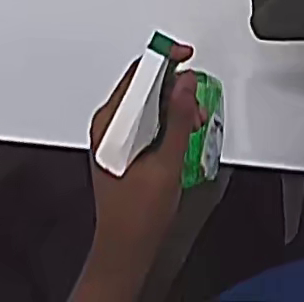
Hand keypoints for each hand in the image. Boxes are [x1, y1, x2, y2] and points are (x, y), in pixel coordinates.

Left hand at [86, 43, 206, 263]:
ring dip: (175, 103)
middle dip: (175, 87)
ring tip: (191, 122)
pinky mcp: (125, 140)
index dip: (164, 58)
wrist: (126, 249)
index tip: (186, 55)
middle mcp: (109, 123)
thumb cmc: (138, 214)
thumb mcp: (166, 162)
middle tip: (194, 103)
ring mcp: (116, 132)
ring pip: (150, 97)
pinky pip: (149, 112)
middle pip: (145, 83)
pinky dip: (169, 115)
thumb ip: (177, 118)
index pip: (138, 73)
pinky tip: (183, 129)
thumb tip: (185, 82)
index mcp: (111, 124)